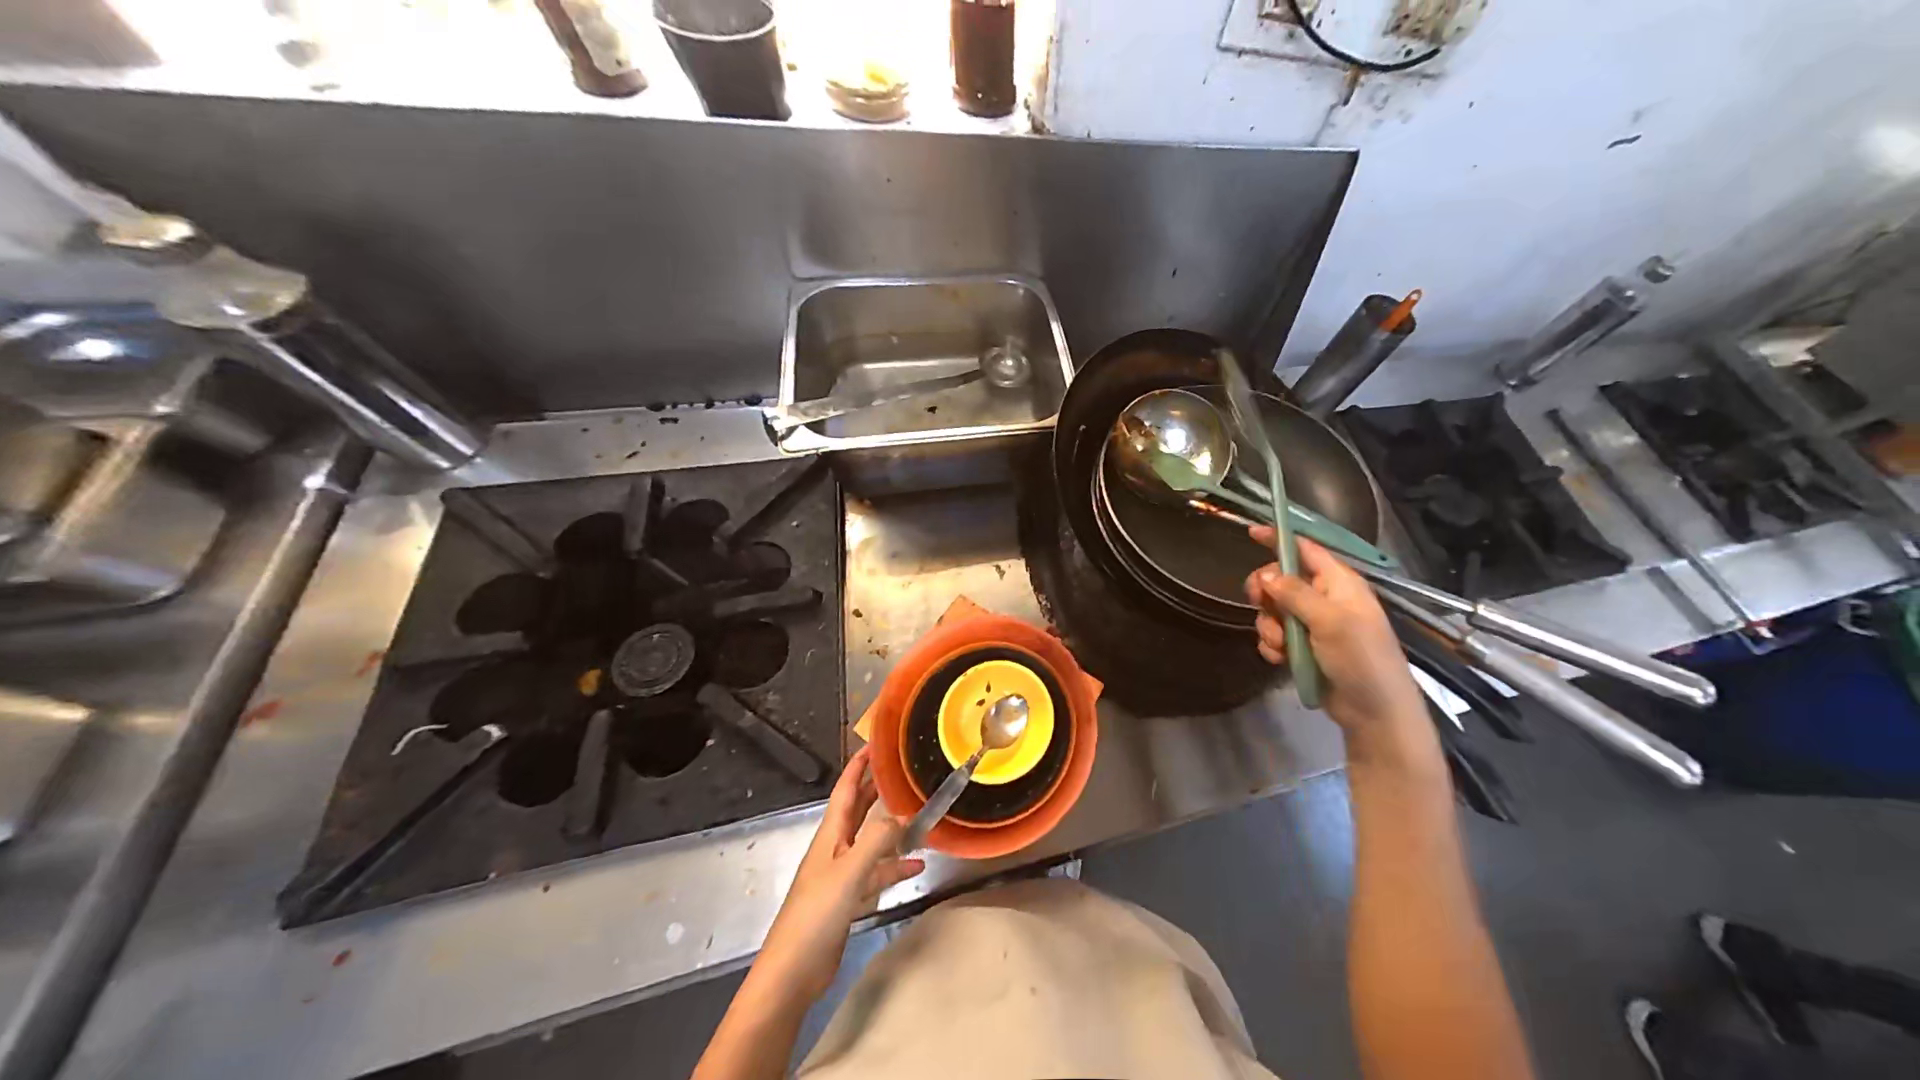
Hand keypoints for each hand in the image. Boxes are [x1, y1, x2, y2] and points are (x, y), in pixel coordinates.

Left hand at [754, 746, 924, 1003]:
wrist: (794, 969)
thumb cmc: (816, 913)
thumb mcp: (849, 872)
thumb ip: (876, 841)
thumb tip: (902, 815)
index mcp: (830, 835)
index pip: (845, 790)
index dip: (858, 767)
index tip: (875, 744)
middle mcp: (835, 848)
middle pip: (858, 811)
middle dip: (876, 789)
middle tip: (902, 771)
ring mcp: (841, 875)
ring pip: (870, 841)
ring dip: (890, 828)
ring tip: (918, 816)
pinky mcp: (848, 899)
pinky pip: (876, 874)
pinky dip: (893, 867)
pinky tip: (915, 866)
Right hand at [1243, 530, 1428, 745]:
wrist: (1374, 712)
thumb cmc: (1361, 659)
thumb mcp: (1330, 621)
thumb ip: (1296, 593)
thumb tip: (1266, 574)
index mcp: (1339, 583)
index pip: (1305, 549)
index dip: (1279, 539)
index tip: (1250, 533)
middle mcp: (1324, 598)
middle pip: (1281, 580)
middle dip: (1266, 593)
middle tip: (1259, 604)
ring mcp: (1312, 624)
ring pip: (1273, 610)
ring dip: (1269, 626)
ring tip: (1281, 646)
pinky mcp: (1302, 648)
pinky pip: (1274, 636)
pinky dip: (1271, 645)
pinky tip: (1279, 659)